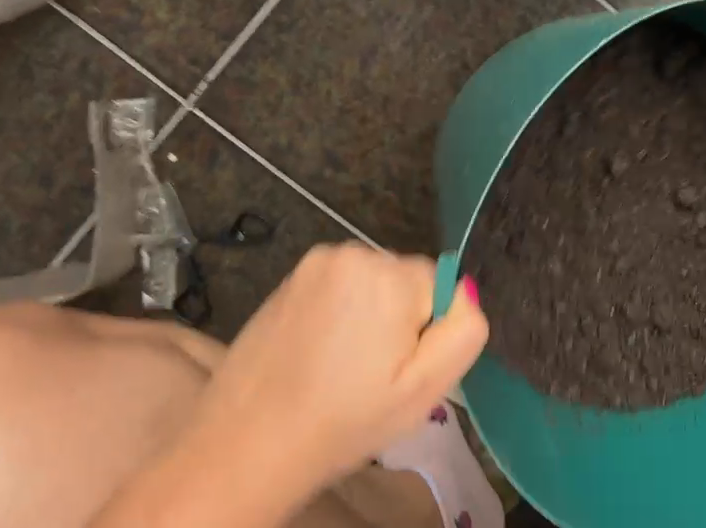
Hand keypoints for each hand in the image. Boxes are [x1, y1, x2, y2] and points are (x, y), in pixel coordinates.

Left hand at [184, 244, 487, 491]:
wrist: (240, 452)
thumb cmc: (342, 423)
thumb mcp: (425, 389)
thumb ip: (465, 329)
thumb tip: (462, 291)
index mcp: (391, 273)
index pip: (440, 289)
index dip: (425, 332)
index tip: (395, 371)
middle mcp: (354, 252)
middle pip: (405, 282)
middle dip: (397, 320)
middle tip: (369, 375)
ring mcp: (315, 262)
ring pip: (373, 285)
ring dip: (367, 316)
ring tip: (339, 368)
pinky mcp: (287, 279)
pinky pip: (338, 288)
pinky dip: (336, 314)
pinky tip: (315, 356)